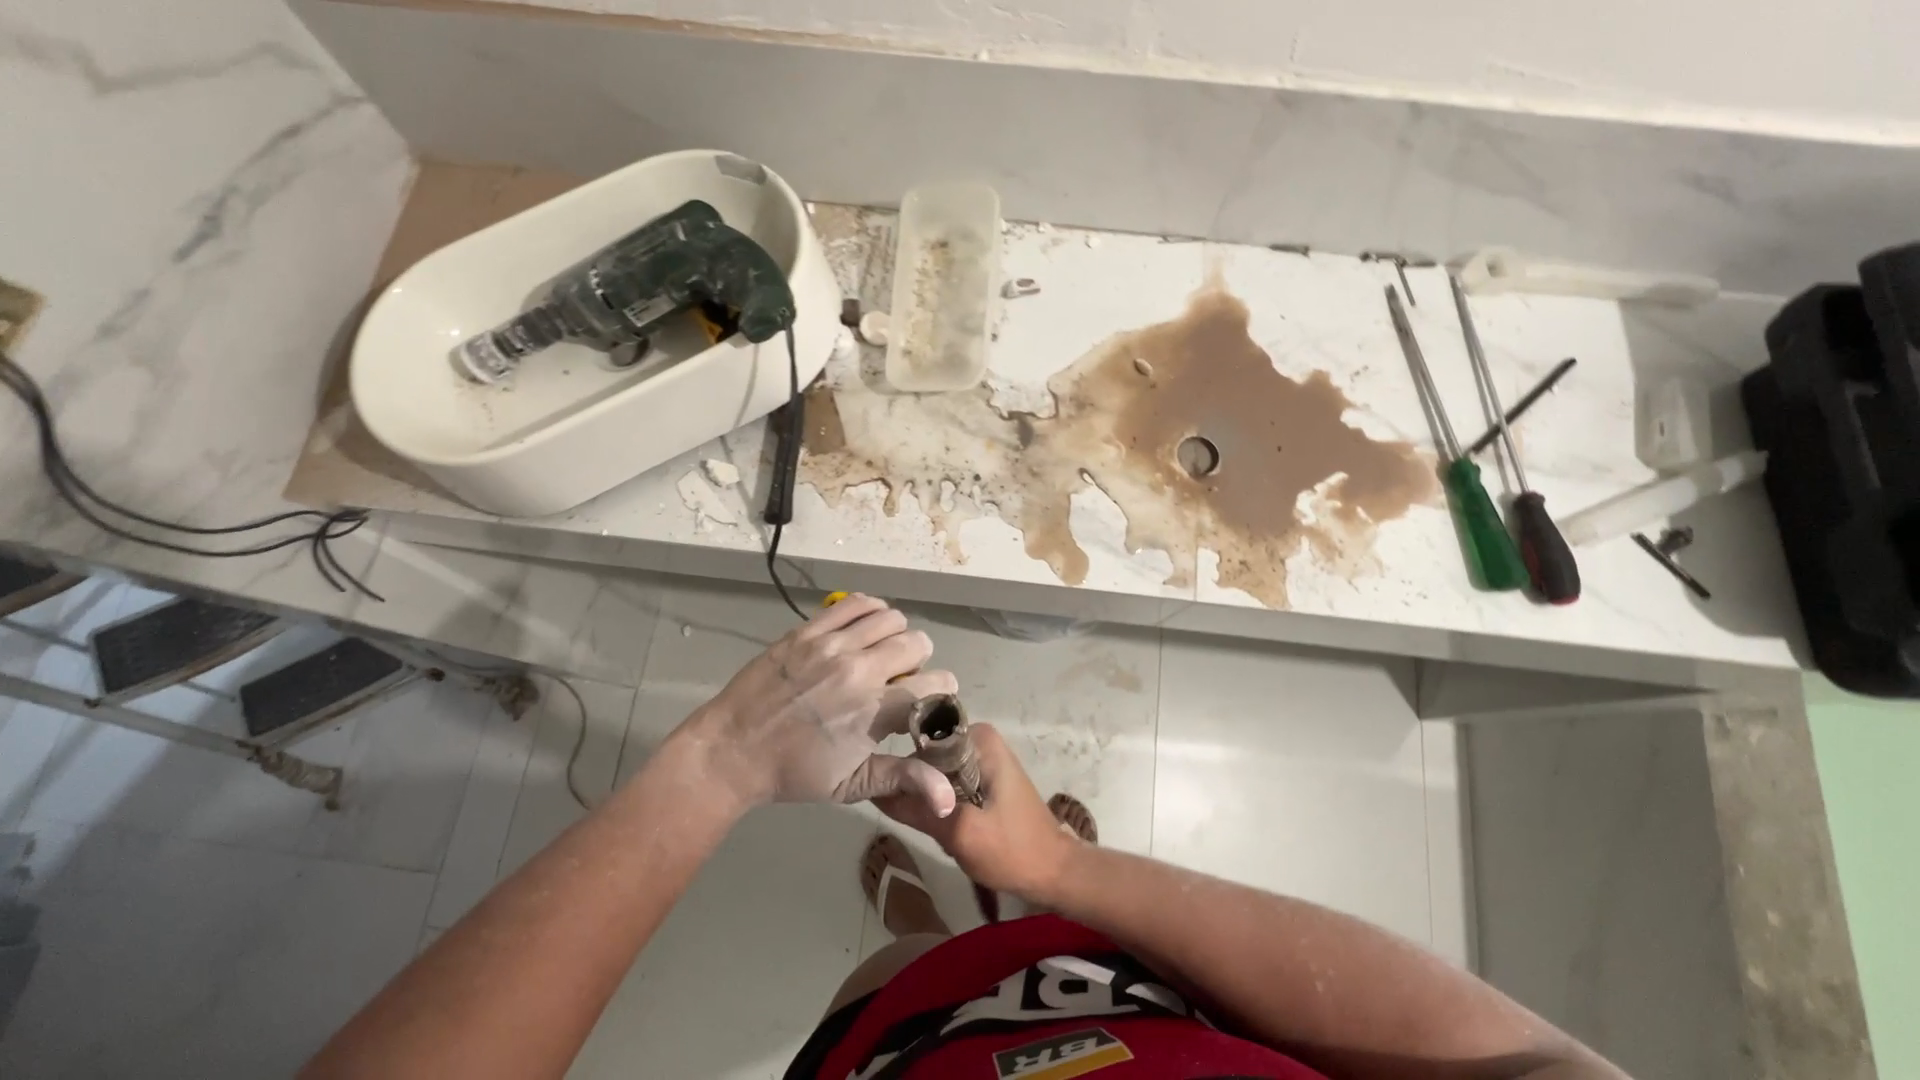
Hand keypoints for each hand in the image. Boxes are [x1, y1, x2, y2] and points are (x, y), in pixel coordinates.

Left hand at [676, 594, 959, 815]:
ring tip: (880, 655)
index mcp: (873, 711)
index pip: (936, 684)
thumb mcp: (851, 785)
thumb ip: (904, 780)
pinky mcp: (808, 630)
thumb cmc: (794, 773)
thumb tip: (949, 799)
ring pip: (891, 617)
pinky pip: (856, 603)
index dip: (940, 693)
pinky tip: (862, 633)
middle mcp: (858, 670)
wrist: (732, 749)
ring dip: (895, 635)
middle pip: (917, 643)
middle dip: (919, 662)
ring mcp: (831, 645)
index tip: (926, 703)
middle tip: (900, 679)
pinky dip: (870, 612)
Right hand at [875, 723, 1078, 900]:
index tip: (896, 802)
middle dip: (920, 793)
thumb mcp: (960, 833)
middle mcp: (978, 740)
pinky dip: (942, 809)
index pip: (920, 744)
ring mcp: (981, 760)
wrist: (1054, 873)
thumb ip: (917, 810)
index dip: (903, 774)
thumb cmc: (1013, 850)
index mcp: (977, 739)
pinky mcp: (982, 780)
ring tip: (940, 831)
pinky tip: (949, 831)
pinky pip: (946, 787)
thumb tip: (875, 791)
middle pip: (926, 761)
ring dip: (930, 805)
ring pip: (934, 778)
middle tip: (928, 824)